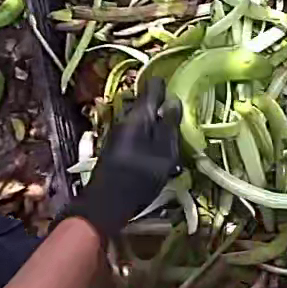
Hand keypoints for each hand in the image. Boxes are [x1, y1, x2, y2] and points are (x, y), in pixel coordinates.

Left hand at [65, 78, 182, 238]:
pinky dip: (147, 135)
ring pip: (140, 119)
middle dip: (161, 105)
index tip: (178, 86)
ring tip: (170, 133)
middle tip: (179, 113)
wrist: (107, 202)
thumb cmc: (140, 175)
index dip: (165, 85)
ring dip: (154, 122)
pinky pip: (136, 132)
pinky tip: (156, 149)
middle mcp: (125, 119)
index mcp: (139, 115)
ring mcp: (118, 133)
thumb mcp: (163, 151)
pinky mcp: (115, 147)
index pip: (152, 87)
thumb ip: (169, 125)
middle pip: (145, 104)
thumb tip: (173, 100)